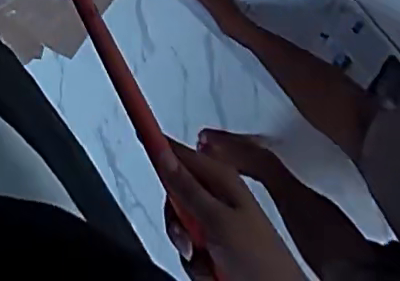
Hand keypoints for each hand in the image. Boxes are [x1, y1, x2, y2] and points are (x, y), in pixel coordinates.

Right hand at [159, 138, 305, 280]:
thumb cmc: (260, 264)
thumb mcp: (217, 222)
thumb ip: (186, 187)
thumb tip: (160, 150)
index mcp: (220, 180)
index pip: (178, 151)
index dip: (157, 143)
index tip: (138, 133)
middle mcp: (217, 196)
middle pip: (173, 191)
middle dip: (174, 218)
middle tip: (188, 239)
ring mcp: (217, 223)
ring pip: (179, 223)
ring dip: (186, 246)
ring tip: (205, 264)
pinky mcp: (217, 249)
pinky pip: (190, 248)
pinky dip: (195, 265)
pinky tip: (212, 274)